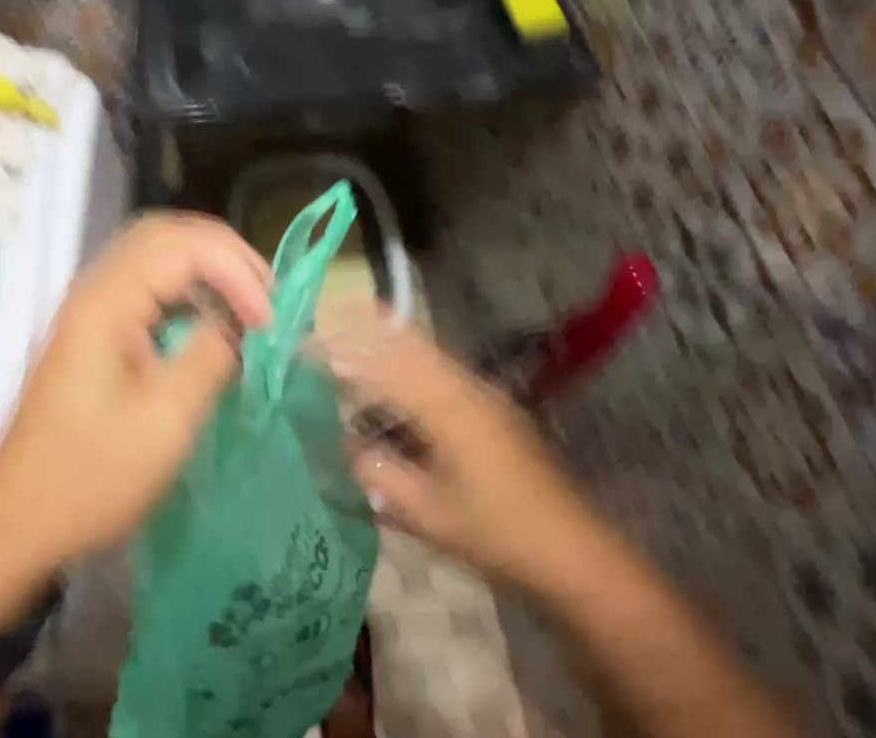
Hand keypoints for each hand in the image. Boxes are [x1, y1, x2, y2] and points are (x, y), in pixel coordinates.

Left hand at [0, 214, 272, 621]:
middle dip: (225, 256)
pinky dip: (185, 292)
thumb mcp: (167, 419)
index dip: (238, 272)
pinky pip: (144, 288)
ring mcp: (88, 310)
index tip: (271, 322)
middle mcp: (94, 289)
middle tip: (267, 296)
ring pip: (154, 257)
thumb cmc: (93, 474)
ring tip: (248, 306)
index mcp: (107, 301)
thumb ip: (212, 355)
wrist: (20, 520)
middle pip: (166, 235)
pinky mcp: (91, 334)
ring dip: (206, 269)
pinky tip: (210, 322)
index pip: (185, 246)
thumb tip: (245, 323)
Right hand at [312, 307, 604, 590]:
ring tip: (346, 336)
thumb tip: (339, 445)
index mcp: (447, 408)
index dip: (339, 352)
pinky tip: (391, 375)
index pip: (382, 365)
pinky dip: (406, 359)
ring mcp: (483, 396)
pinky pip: (439, 368)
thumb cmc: (496, 535)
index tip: (301, 346)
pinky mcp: (492, 410)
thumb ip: (376, 474)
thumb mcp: (426, 514)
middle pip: (407, 341)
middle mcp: (465, 389)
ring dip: (384, 340)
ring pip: (425, 351)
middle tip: (320, 323)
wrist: (573, 554)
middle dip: (362, 328)